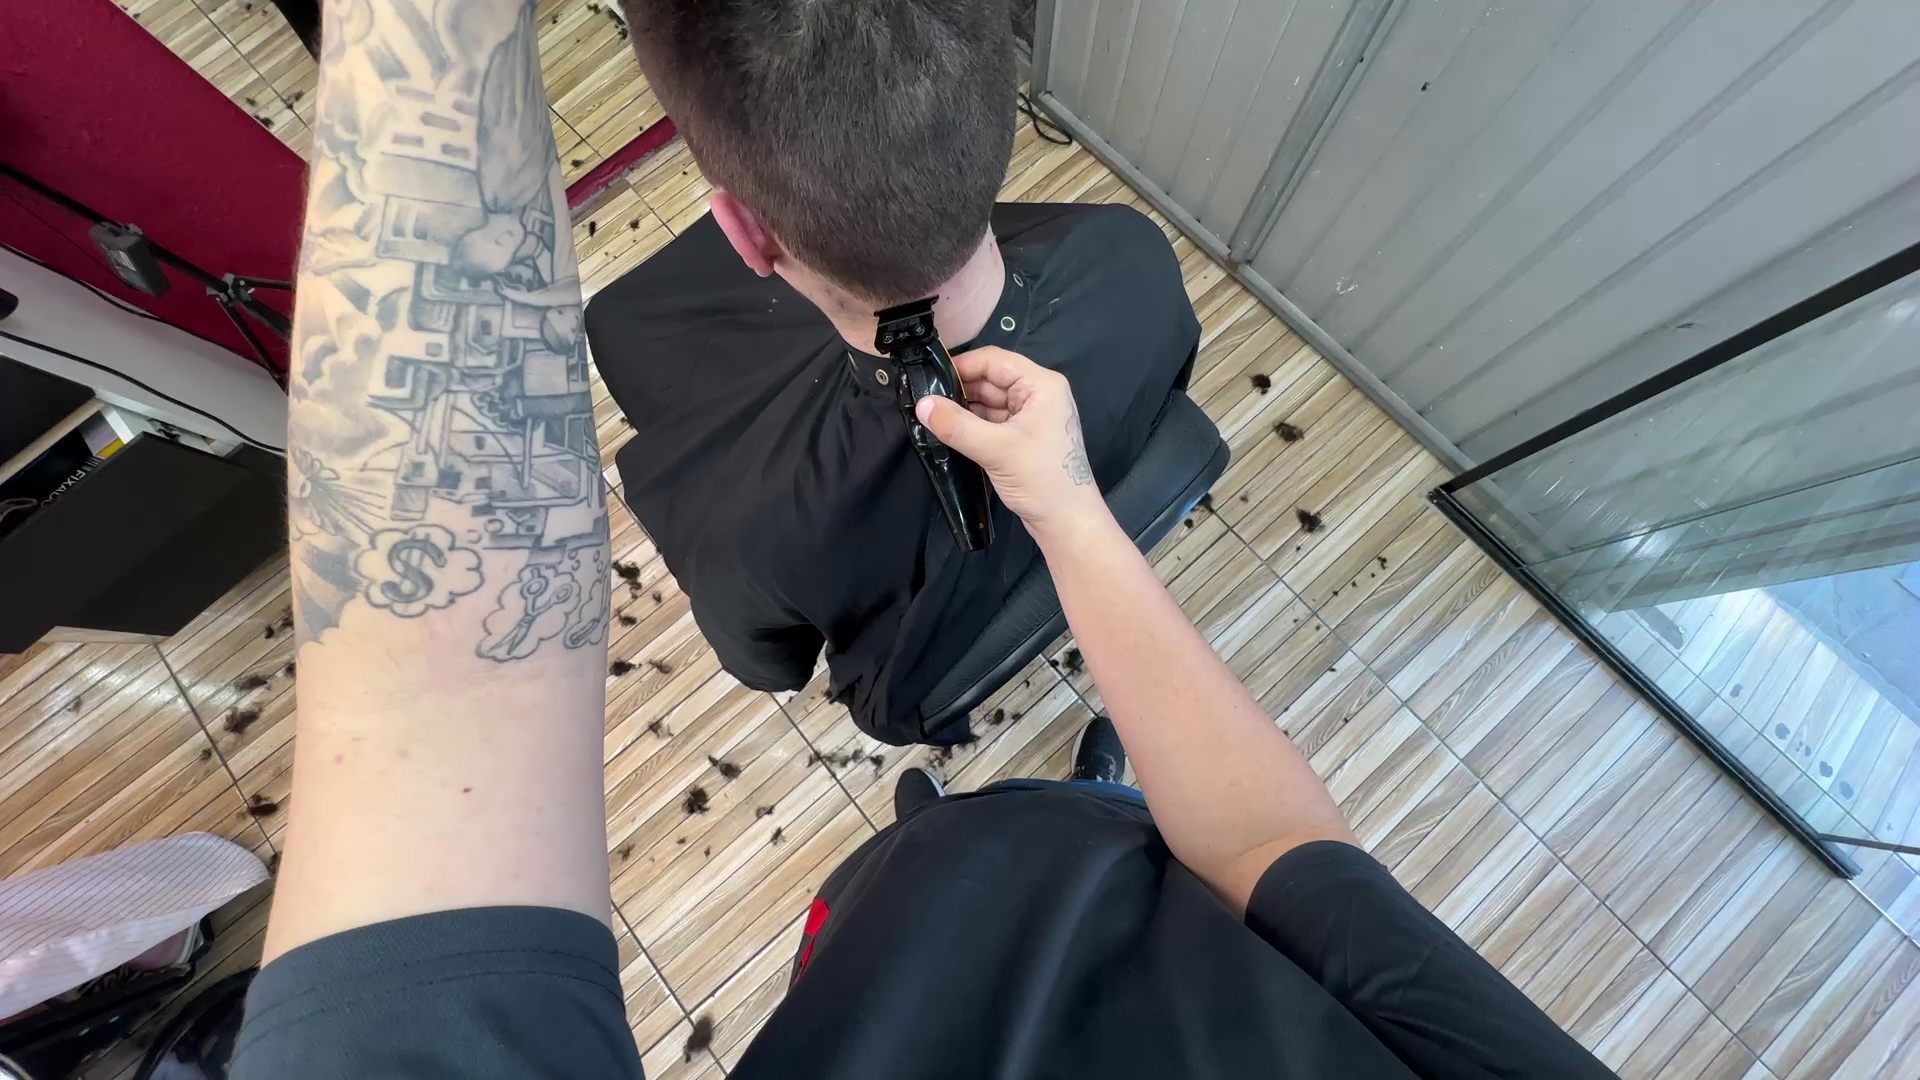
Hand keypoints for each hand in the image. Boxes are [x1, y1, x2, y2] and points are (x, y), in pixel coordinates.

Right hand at [915, 346, 1108, 537]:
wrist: (1066, 521)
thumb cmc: (1043, 479)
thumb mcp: (996, 449)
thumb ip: (956, 425)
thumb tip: (922, 405)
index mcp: (1041, 385)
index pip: (994, 361)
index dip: (962, 366)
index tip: (931, 377)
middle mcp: (1037, 395)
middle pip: (990, 380)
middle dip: (959, 390)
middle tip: (926, 401)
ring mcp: (1030, 418)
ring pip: (988, 403)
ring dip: (963, 410)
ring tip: (932, 417)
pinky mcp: (1022, 438)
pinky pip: (991, 423)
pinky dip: (971, 426)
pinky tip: (949, 432)